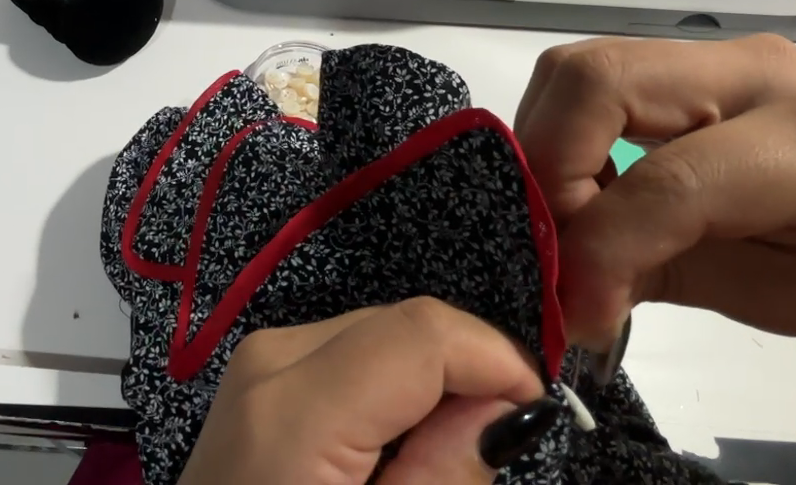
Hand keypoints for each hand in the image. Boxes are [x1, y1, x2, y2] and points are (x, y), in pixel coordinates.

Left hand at [177, 298, 546, 484]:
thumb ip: (444, 475)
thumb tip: (504, 405)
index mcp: (294, 409)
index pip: (420, 332)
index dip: (494, 360)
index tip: (536, 417)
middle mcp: (272, 357)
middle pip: (402, 325)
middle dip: (464, 375)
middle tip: (486, 456)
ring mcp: (260, 357)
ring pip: (379, 332)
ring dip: (427, 383)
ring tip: (427, 463)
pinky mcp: (260, 368)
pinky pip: (349, 351)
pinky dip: (389, 386)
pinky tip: (387, 449)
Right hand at [513, 33, 795, 355]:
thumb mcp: (746, 297)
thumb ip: (637, 278)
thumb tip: (552, 290)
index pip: (672, 178)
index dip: (602, 236)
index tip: (563, 297)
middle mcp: (755, 71)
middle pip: (600, 83)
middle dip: (550, 165)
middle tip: (549, 237)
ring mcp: (706, 53)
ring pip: (574, 73)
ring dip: (543, 149)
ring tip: (564, 213)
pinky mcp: (663, 55)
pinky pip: (577, 81)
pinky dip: (554, 136)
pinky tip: (577, 183)